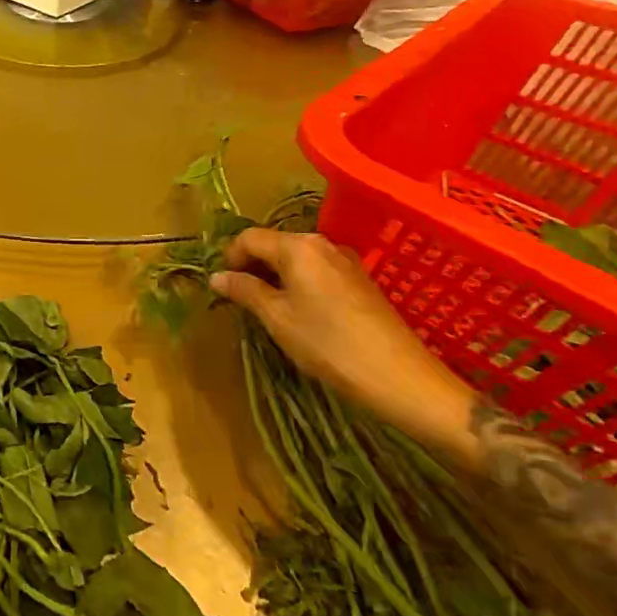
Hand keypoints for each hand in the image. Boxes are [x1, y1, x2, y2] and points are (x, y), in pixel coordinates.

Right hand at [208, 229, 480, 464]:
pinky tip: (299, 312)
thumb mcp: (276, 318)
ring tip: (266, 307)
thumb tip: (216, 277)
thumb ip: (244, 291)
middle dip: (252, 266)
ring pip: (296, 258)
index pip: (249, 238)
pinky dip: (298, 283)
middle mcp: (322, 244)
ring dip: (275, 276)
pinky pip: (317, 271)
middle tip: (239, 297)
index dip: (229, 257)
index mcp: (298, 247)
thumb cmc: (328, 343)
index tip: (222, 285)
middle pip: (274, 244)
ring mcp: (346, 261)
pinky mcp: (360, 281)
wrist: (400, 377)